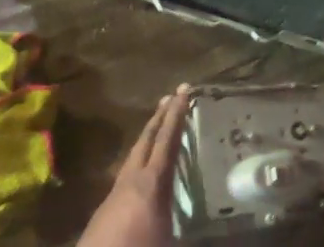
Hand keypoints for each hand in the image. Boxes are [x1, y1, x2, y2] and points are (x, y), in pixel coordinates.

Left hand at [78, 84, 190, 246]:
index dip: (176, 115)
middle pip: (146, 139)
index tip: (183, 91)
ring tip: (157, 124)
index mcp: (152, 182)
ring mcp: (115, 189)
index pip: (166, 140)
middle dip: (159, 116)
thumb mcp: (170, 237)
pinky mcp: (105, 204)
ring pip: (133, 153)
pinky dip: (138, 157)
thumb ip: (189, 223)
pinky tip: (141, 165)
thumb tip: (217, 225)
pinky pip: (126, 170)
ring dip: (147, 136)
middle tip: (170, 97)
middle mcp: (132, 178)